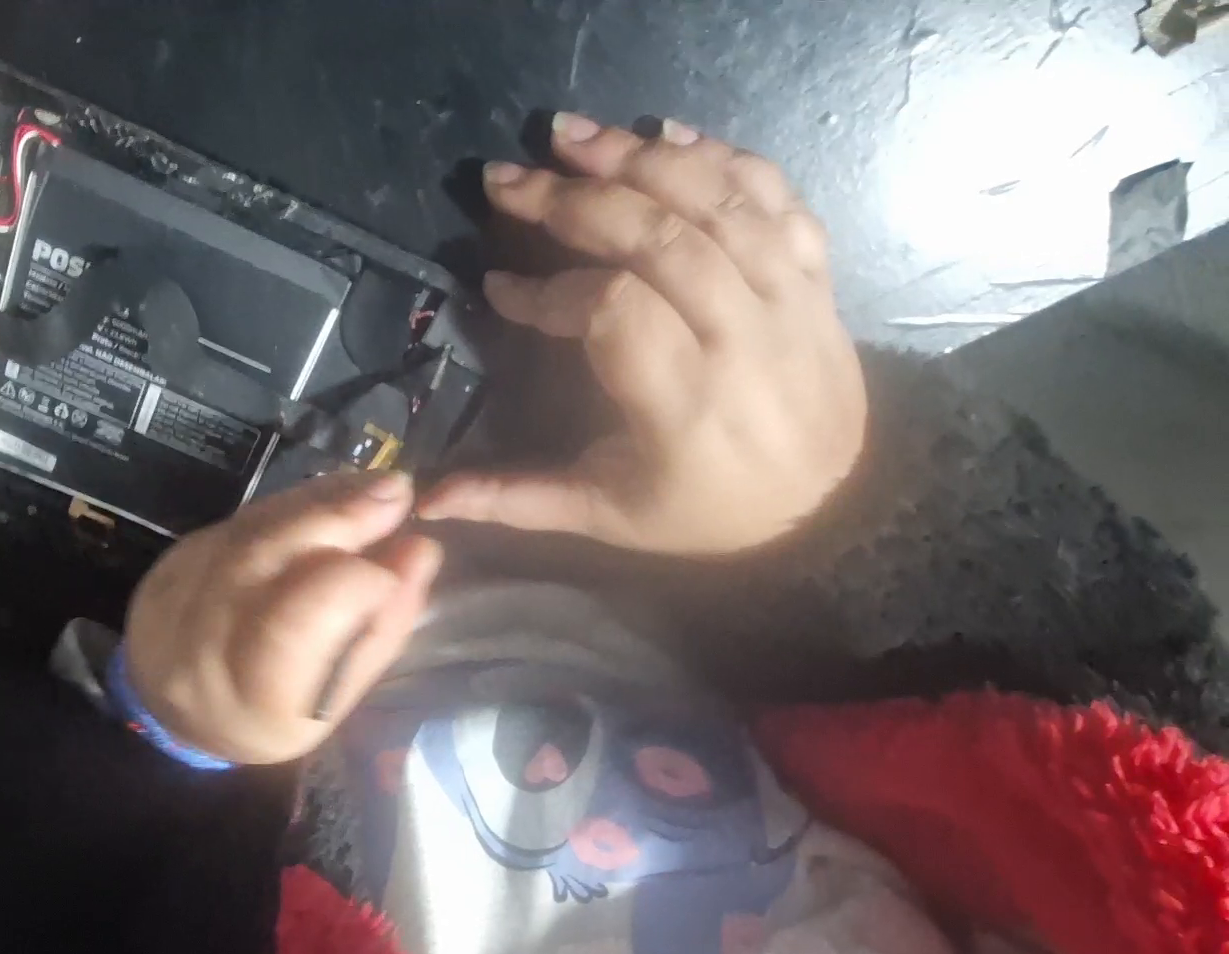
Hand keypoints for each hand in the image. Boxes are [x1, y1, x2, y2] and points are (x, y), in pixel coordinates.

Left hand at [125, 471, 442, 764]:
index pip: (295, 621)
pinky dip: (296, 500)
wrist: (177, 704)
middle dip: (341, 517)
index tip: (405, 558)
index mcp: (251, 691)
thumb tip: (421, 553)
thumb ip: (381, 630)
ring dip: (322, 498)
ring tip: (376, 488)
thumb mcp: (334, 698)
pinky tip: (335, 494)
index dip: (355, 583)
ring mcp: (183, 585)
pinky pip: (247, 515)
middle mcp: (205, 635)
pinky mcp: (180, 552)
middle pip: (269, 556)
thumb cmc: (270, 714)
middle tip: (398, 492)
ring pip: (258, 525)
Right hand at [420, 115, 867, 555]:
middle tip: (505, 180)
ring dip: (635, 158)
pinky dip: (718, 156)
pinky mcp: (813, 277)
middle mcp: (742, 337)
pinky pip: (772, 195)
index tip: (498, 287)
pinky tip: (664, 134)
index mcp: (682, 402)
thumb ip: (515, 500)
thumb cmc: (701, 514)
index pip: (611, 310)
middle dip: (573, 200)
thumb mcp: (602, 515)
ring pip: (714, 202)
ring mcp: (787, 298)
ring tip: (567, 136)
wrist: (830, 509)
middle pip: (658, 238)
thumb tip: (427, 501)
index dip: (546, 290)